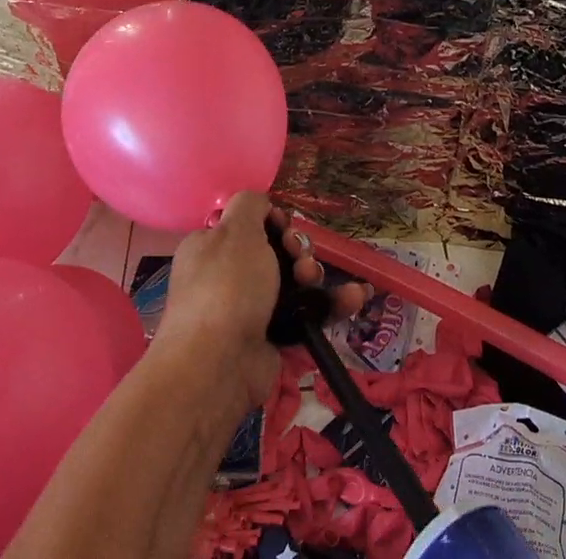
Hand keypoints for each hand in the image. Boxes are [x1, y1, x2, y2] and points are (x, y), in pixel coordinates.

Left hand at [154, 192, 369, 414]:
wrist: (218, 363)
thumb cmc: (226, 287)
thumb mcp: (236, 231)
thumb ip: (249, 205)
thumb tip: (259, 202)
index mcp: (211, 248)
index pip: (247, 226)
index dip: (272, 223)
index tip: (283, 227)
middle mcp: (227, 277)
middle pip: (275, 252)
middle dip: (297, 250)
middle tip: (299, 259)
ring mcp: (249, 309)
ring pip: (294, 282)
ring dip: (315, 275)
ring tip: (314, 281)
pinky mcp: (271, 337)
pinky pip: (306, 313)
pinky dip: (330, 305)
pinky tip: (355, 297)